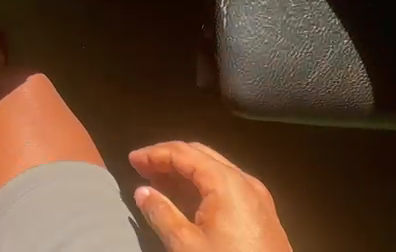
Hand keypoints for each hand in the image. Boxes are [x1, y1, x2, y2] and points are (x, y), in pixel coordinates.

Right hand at [129, 142, 291, 251]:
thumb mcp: (188, 246)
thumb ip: (162, 214)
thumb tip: (142, 191)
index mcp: (226, 181)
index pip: (182, 152)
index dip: (154, 154)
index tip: (132, 161)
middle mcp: (244, 181)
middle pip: (200, 155)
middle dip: (169, 159)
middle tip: (143, 170)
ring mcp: (258, 198)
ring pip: (214, 170)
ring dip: (185, 173)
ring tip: (160, 183)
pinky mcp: (263, 217)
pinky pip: (228, 188)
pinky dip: (203, 187)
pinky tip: (188, 201)